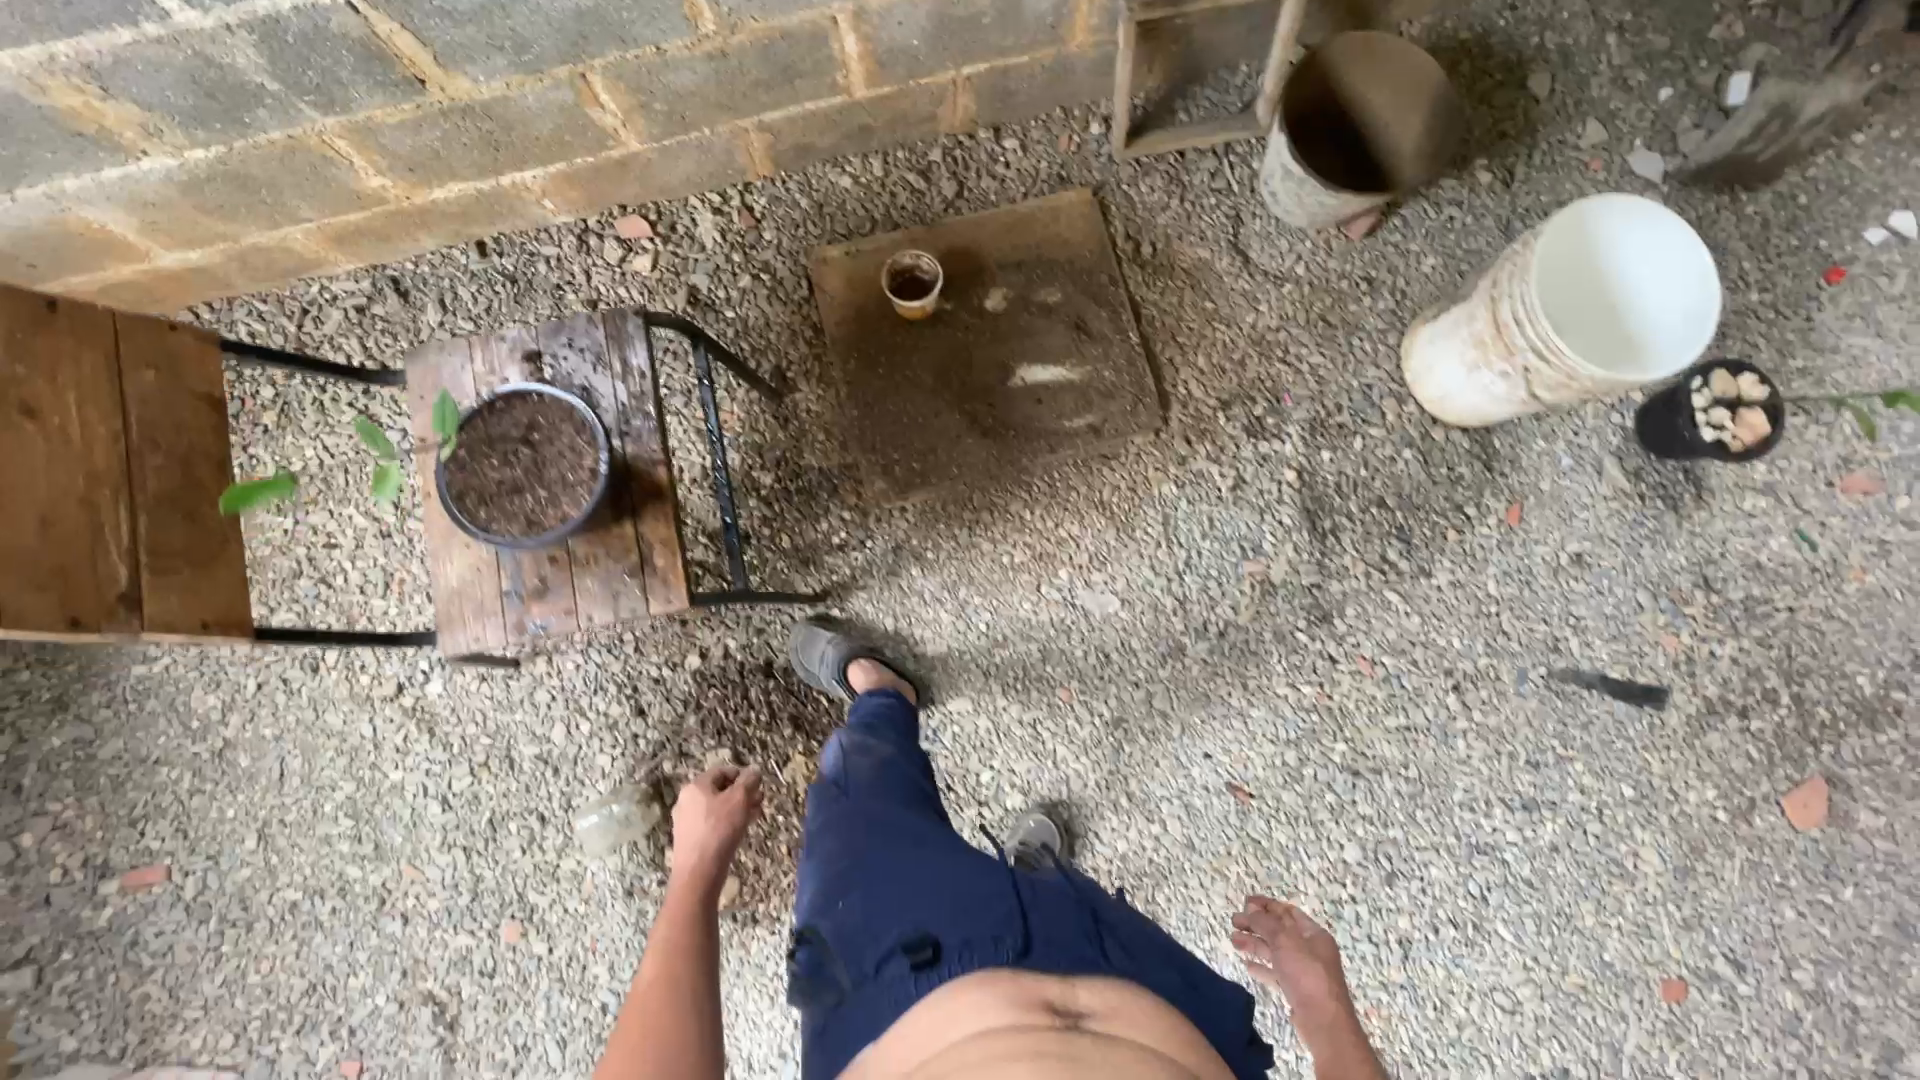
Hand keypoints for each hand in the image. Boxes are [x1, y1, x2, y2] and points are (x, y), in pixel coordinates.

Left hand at [670, 766, 763, 891]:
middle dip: (742, 793)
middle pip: (719, 790)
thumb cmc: (720, 829)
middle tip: (759, 801)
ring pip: (717, 808)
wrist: (699, 872)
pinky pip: (711, 824)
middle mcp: (687, 801)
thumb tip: (754, 770)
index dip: (741, 774)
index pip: (721, 771)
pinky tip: (740, 830)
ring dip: (738, 808)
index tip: (756, 785)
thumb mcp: (740, 799)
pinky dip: (727, 823)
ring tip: (754, 816)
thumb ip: (749, 781)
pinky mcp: (690, 839)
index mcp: (695, 786)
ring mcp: (686, 821)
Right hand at [1230, 896, 1356, 1038]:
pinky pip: (1275, 972)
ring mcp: (1302, 971)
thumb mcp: (1284, 940)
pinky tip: (1247, 965)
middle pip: (1279, 931)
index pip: (1287, 912)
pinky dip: (1261, 966)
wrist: (1323, 1021)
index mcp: (1313, 934)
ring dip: (1254, 944)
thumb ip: (1265, 923)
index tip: (1245, 902)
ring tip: (1233, 940)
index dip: (1267, 905)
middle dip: (1256, 924)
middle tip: (1234, 921)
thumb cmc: (1306, 973)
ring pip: (1274, 952)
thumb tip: (1250, 909)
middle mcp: (1309, 950)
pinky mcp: (1295, 990)